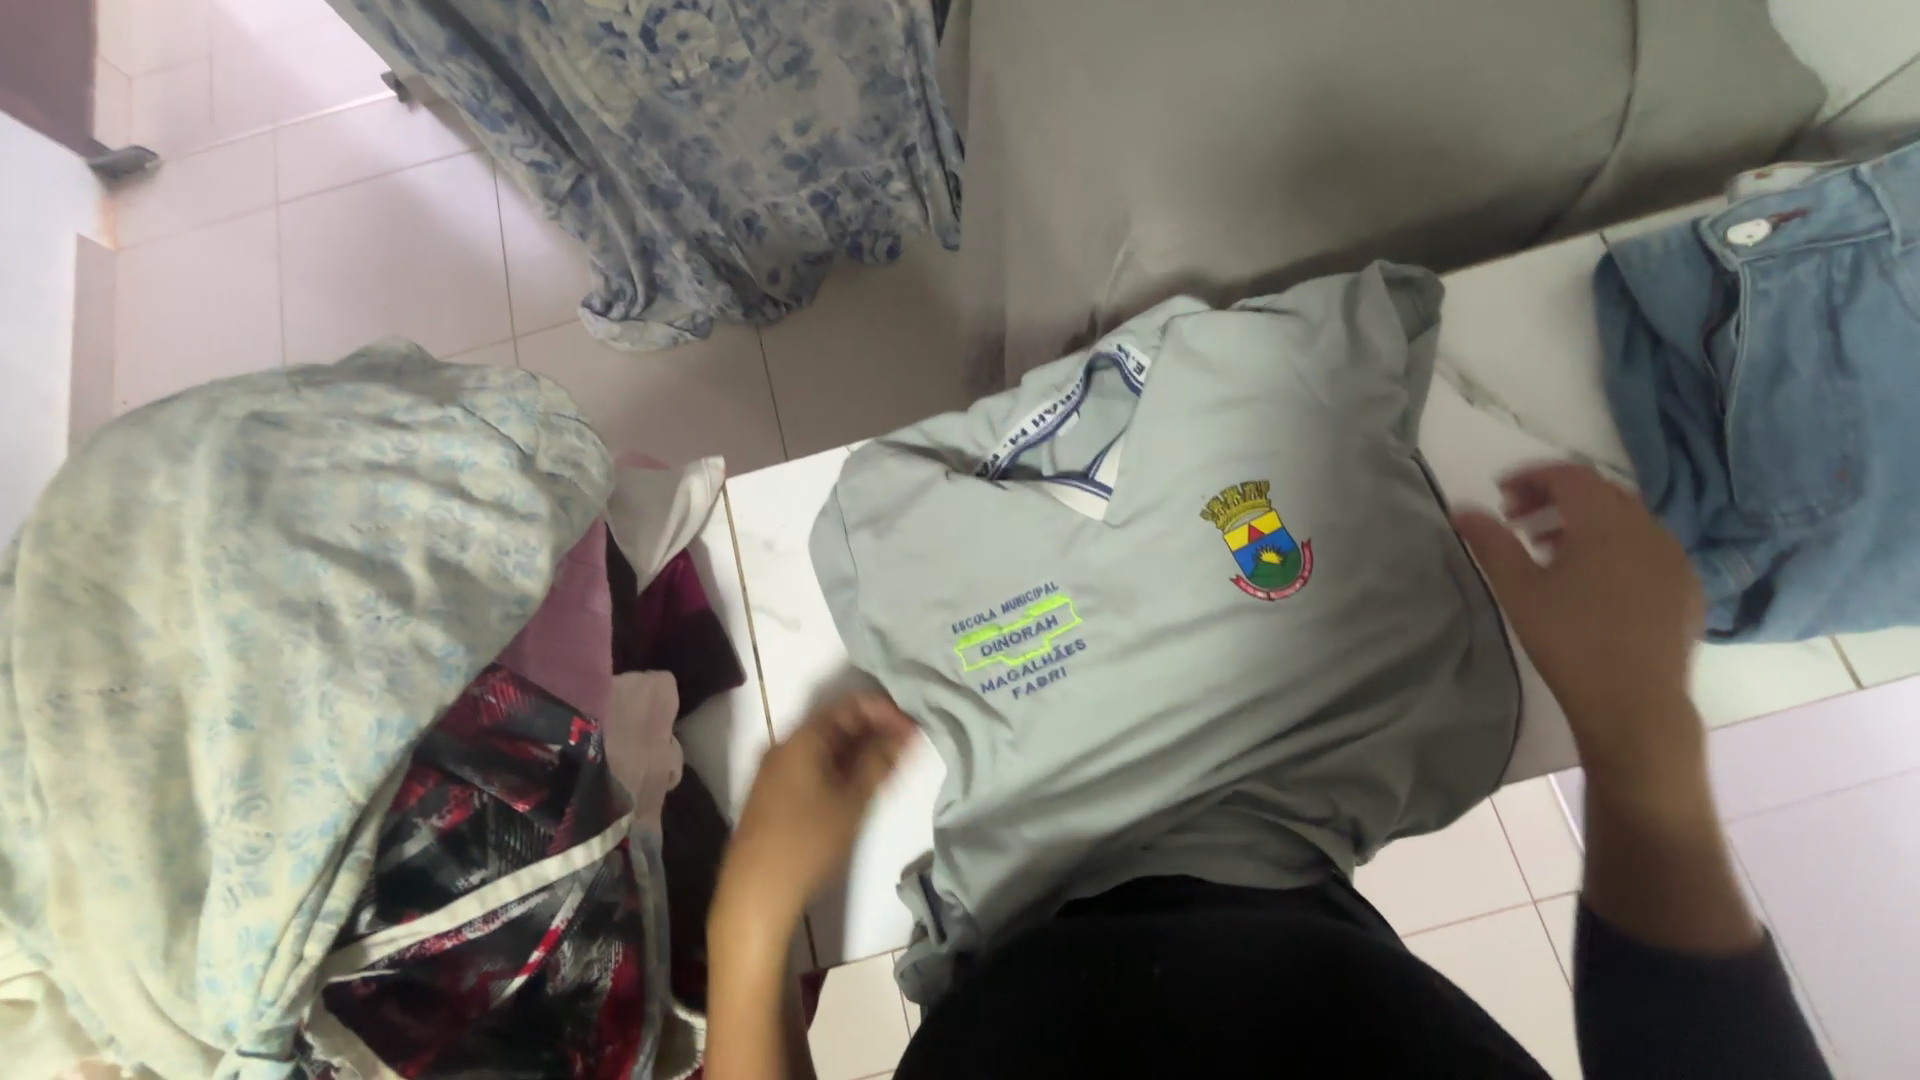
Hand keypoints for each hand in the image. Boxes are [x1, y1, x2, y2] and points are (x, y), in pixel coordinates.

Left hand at [715, 695, 917, 930]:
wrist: (755, 894)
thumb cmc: (808, 842)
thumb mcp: (854, 800)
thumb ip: (882, 761)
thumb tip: (908, 732)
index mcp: (802, 738)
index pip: (851, 706)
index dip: (886, 712)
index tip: (914, 728)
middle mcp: (784, 745)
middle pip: (837, 724)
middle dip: (875, 732)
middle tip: (908, 748)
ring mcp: (775, 770)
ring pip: (826, 747)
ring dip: (859, 751)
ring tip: (890, 767)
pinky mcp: (773, 793)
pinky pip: (813, 765)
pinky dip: (840, 767)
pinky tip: (859, 785)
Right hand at [1453, 462, 1706, 793]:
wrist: (1634, 701)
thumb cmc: (1567, 638)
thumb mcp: (1517, 588)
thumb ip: (1490, 542)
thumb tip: (1463, 509)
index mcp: (1605, 524)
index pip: (1570, 475)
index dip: (1531, 476)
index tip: (1499, 495)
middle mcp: (1648, 530)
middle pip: (1600, 493)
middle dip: (1554, 498)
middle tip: (1516, 520)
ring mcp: (1674, 559)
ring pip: (1625, 520)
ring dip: (1582, 522)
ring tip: (1546, 550)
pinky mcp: (1685, 588)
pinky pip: (1646, 548)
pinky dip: (1612, 547)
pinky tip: (1589, 580)